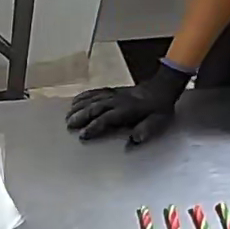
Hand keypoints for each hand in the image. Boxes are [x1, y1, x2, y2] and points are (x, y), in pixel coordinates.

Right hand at [65, 63, 191, 144]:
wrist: (162, 88)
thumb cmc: (158, 109)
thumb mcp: (158, 121)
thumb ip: (146, 130)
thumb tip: (135, 140)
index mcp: (127, 110)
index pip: (107, 118)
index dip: (94, 126)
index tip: (83, 135)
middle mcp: (117, 101)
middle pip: (95, 107)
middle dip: (81, 116)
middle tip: (68, 125)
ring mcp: (113, 94)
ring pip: (93, 99)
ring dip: (79, 107)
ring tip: (67, 116)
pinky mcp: (112, 90)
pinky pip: (95, 92)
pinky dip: (84, 96)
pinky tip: (74, 102)